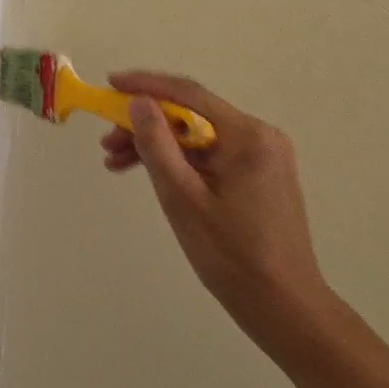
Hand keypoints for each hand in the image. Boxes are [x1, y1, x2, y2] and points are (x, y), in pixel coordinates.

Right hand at [99, 71, 330, 337]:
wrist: (282, 304)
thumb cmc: (229, 253)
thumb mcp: (182, 198)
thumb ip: (158, 145)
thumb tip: (139, 102)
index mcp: (248, 137)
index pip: (188, 95)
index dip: (145, 86)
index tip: (109, 84)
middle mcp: (260, 136)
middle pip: (191, 115)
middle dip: (145, 123)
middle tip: (106, 142)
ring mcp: (262, 156)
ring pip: (196, 136)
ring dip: (156, 144)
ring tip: (116, 162)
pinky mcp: (257, 175)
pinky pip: (208, 154)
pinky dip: (177, 160)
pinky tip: (148, 173)